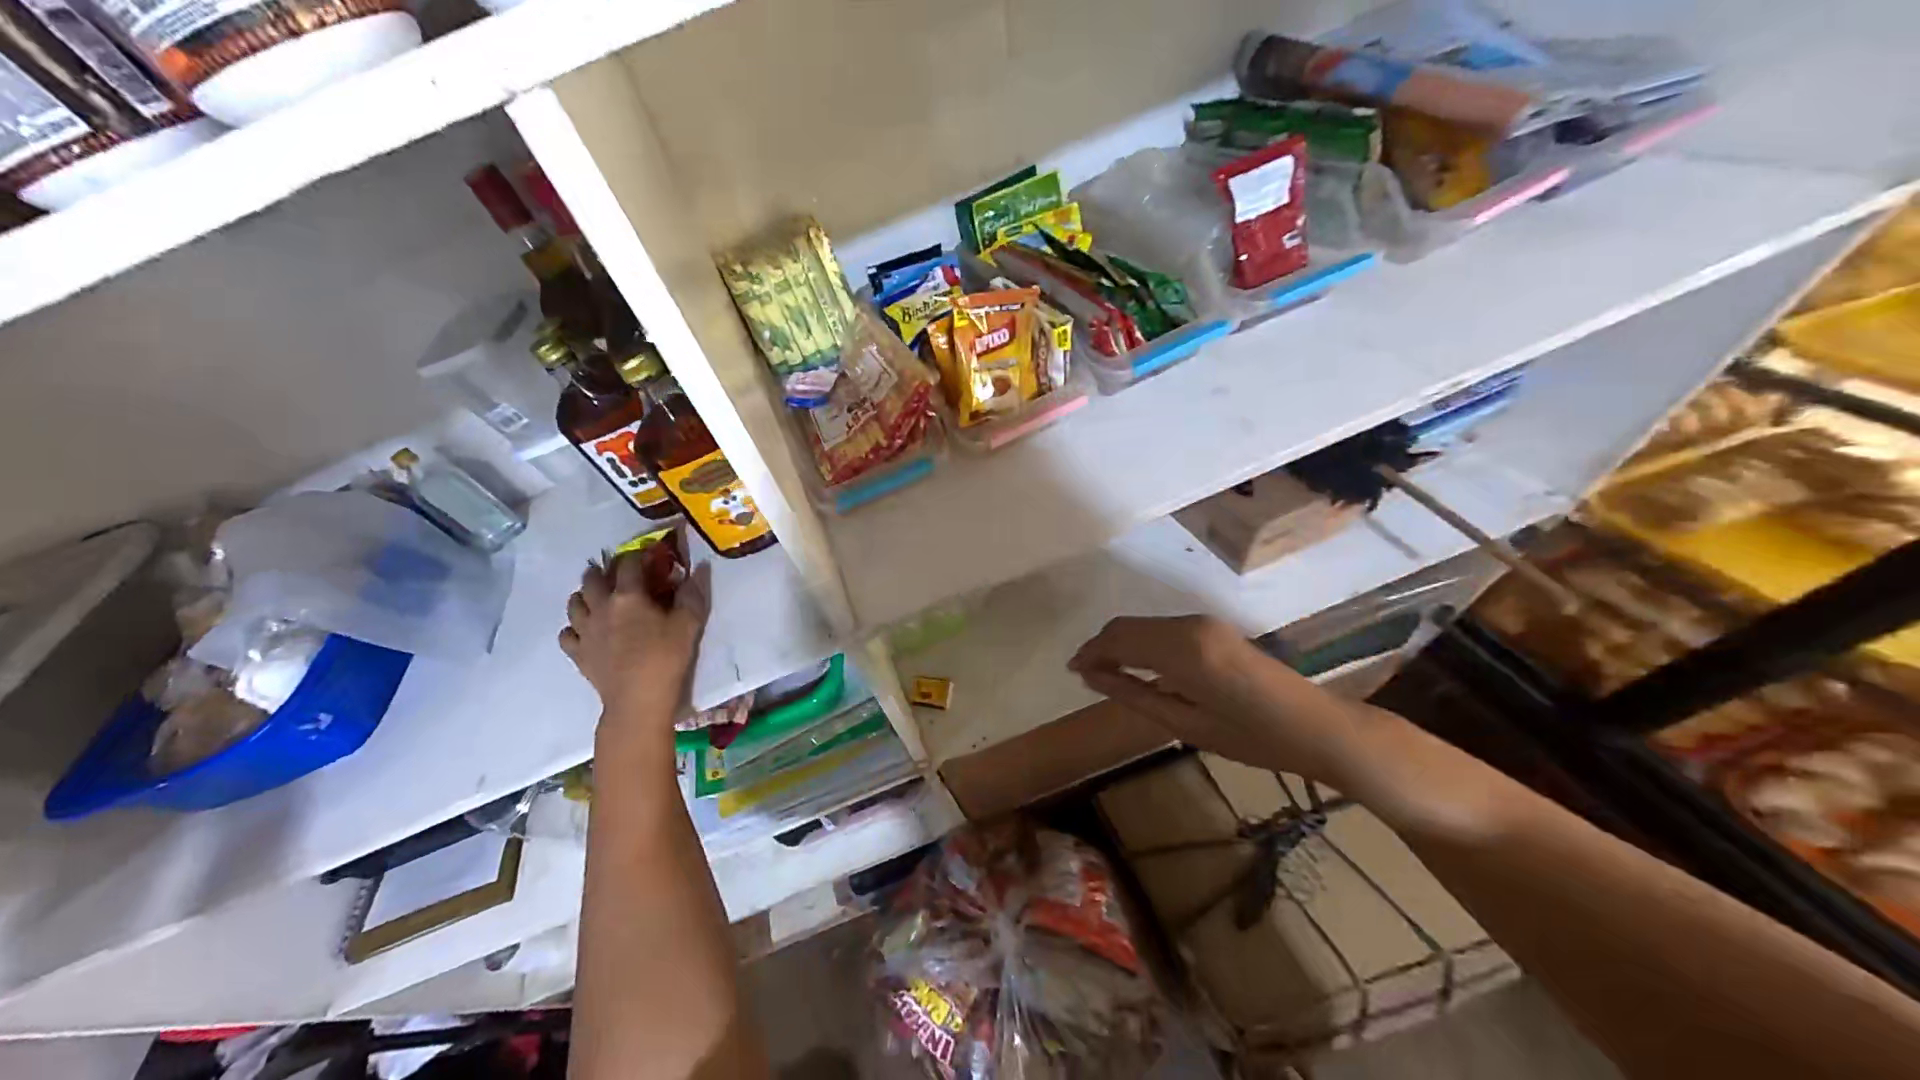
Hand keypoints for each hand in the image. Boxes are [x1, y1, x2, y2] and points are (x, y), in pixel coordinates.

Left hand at [560, 553, 711, 733]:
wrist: (638, 699)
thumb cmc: (666, 657)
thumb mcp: (689, 623)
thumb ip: (691, 594)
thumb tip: (694, 570)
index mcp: (628, 595)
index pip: (628, 563)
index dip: (638, 555)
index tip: (648, 557)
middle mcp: (600, 606)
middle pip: (592, 578)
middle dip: (604, 571)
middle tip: (618, 576)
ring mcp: (584, 630)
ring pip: (574, 603)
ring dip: (585, 596)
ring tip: (598, 599)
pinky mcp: (577, 652)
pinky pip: (567, 633)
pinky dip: (574, 628)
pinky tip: (587, 632)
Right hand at [1068, 614, 1365, 784]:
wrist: (1316, 727)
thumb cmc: (1251, 738)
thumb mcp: (1185, 724)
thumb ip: (1133, 694)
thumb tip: (1090, 676)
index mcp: (1182, 650)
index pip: (1119, 639)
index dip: (1090, 652)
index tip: (1072, 672)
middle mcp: (1190, 626)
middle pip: (1128, 626)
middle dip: (1101, 646)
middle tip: (1085, 674)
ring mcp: (1204, 624)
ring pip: (1144, 625)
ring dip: (1121, 644)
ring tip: (1107, 674)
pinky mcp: (1215, 629)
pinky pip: (1163, 629)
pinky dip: (1142, 643)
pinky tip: (1138, 667)